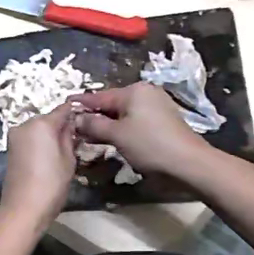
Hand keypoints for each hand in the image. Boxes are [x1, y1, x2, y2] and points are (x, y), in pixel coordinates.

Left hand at [0, 108, 77, 227]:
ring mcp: (14, 136)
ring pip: (37, 129)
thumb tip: (69, 124)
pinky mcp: (10, 148)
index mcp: (42, 123)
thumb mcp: (68, 159)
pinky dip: (38, 144)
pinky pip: (29, 139)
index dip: (75, 113)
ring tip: (60, 154)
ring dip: (48, 136)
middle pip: (48, 119)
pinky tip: (46, 159)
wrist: (23, 208)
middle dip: (60, 126)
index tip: (84, 121)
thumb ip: (69, 137)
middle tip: (74, 142)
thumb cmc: (51, 184)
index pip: (63, 110)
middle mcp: (25, 124)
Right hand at [74, 84, 212, 182]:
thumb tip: (76, 118)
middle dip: (95, 116)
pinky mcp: (163, 120)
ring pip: (124, 113)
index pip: (100, 96)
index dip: (81, 103)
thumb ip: (94, 124)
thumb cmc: (150, 145)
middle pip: (112, 104)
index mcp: (134, 91)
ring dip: (108, 124)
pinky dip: (123, 128)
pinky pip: (135, 120)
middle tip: (75, 128)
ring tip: (90, 136)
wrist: (189, 163)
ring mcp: (156, 106)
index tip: (64, 107)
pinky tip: (113, 139)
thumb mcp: (117, 135)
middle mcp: (145, 93)